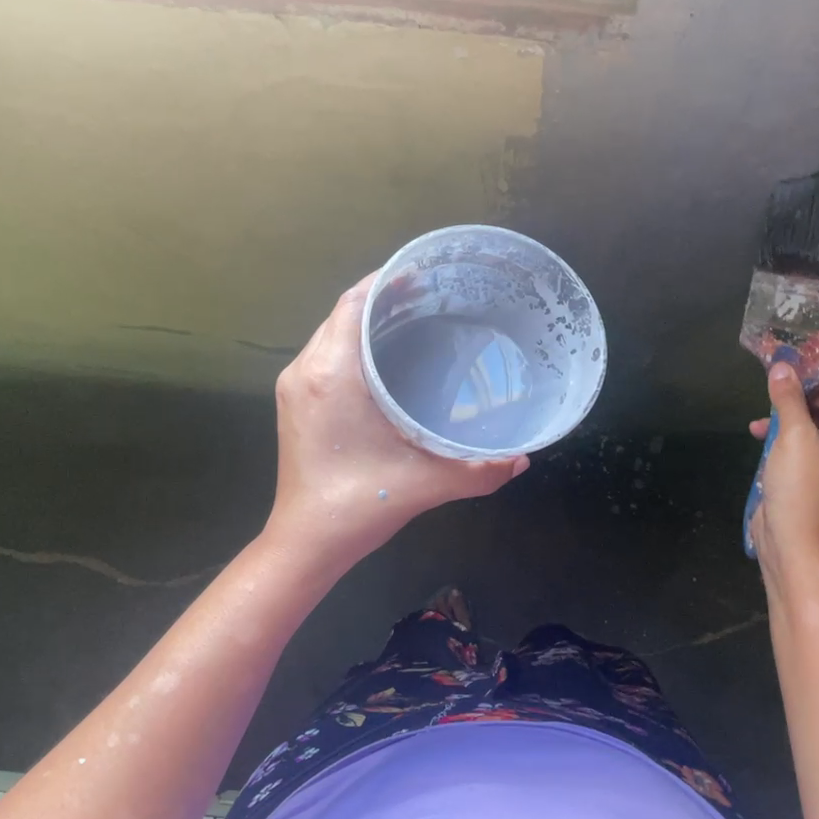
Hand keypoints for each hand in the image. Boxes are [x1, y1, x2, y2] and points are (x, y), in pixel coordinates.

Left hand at [265, 274, 527, 565]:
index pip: (354, 304)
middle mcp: (307, 370)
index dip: (387, 281)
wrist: (307, 543)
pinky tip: (388, 358)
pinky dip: (355, 344)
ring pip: (333, 333)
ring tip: (416, 320)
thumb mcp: (428, 484)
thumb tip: (523, 458)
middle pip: (344, 313)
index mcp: (332, 375)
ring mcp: (296, 386)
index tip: (427, 275)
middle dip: (385, 299)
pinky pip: (327, 355)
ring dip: (368, 321)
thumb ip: (480, 471)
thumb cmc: (360, 505)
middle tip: (434, 296)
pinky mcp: (296, 403)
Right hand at [747, 363, 818, 559]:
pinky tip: (761, 434)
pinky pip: (811, 443)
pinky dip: (789, 436)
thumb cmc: (801, 483)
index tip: (800, 391)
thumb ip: (789, 397)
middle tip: (779, 401)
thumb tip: (782, 366)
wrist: (790, 536)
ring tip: (763, 422)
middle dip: (805, 403)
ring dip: (791, 419)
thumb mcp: (793, 435)